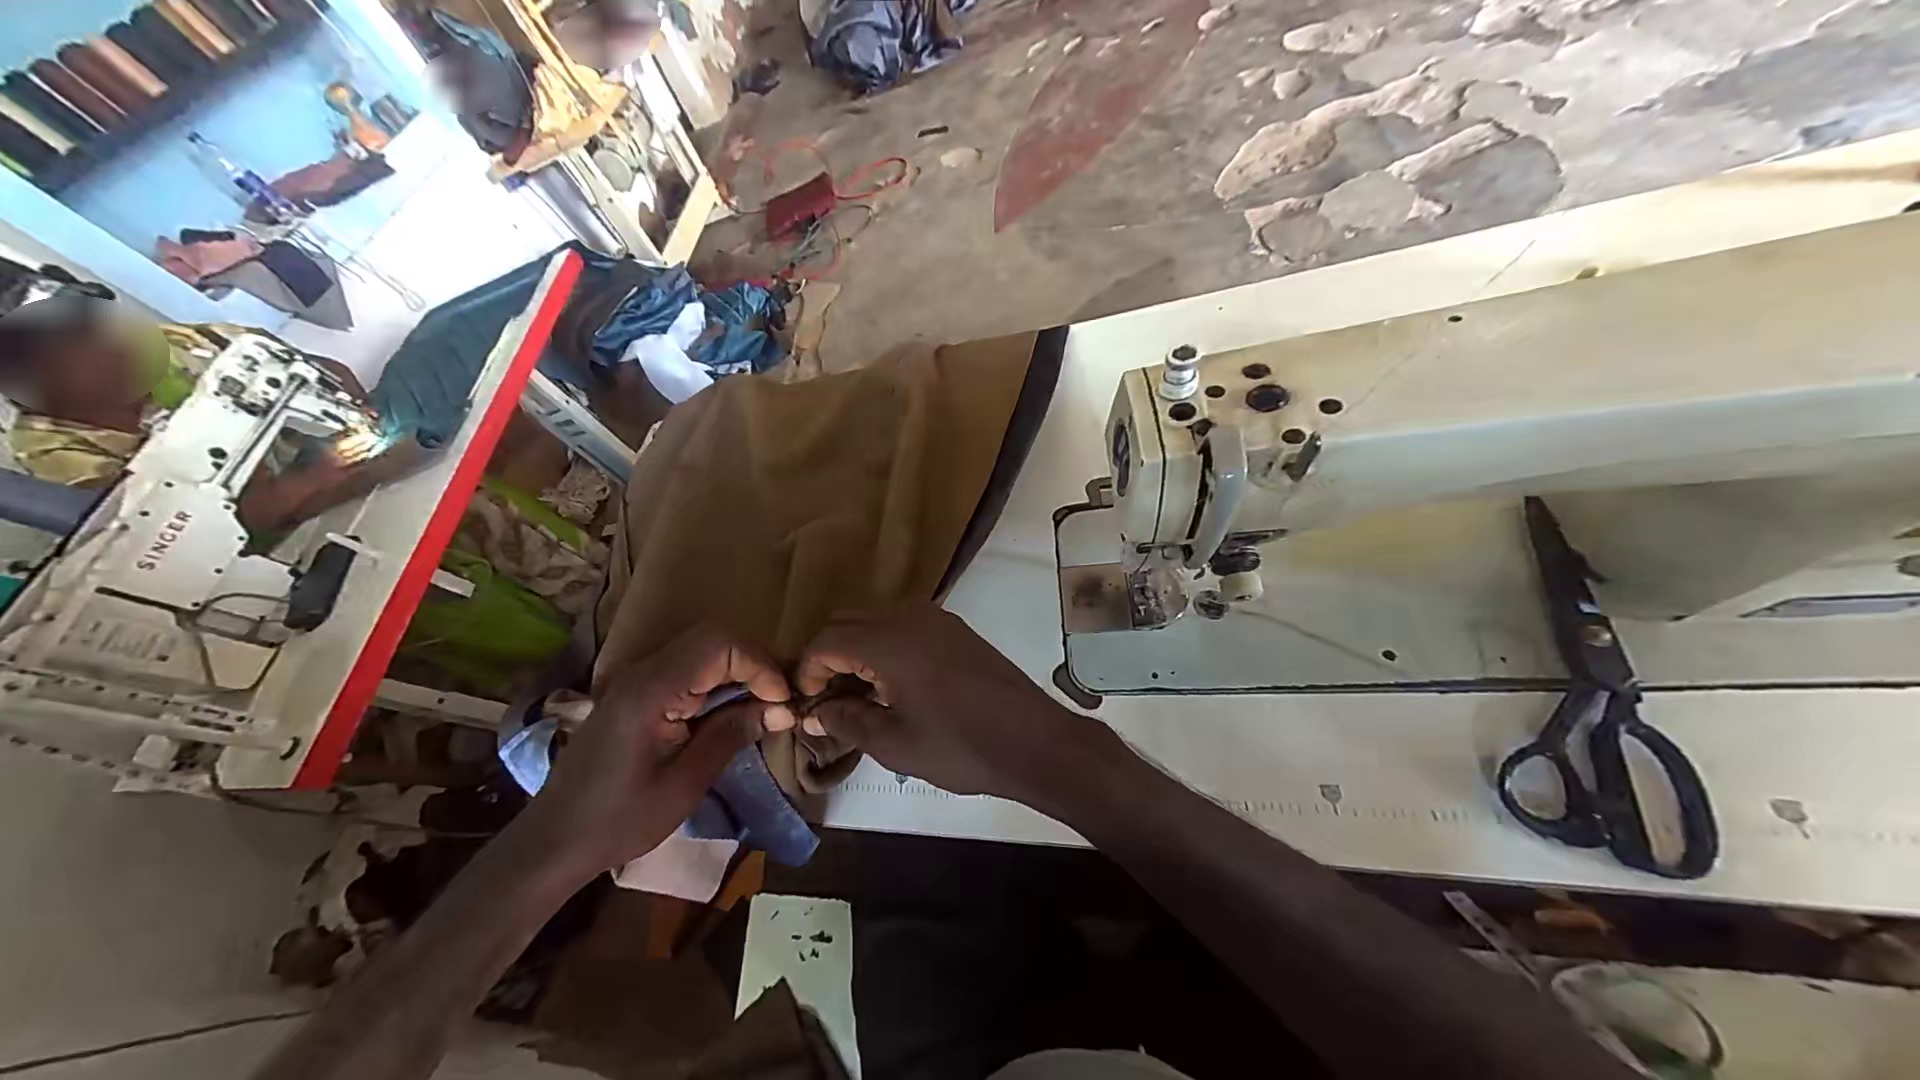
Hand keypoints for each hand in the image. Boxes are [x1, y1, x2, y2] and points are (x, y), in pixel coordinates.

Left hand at [526, 628, 796, 876]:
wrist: (554, 840)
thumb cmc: (620, 819)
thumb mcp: (685, 783)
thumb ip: (732, 734)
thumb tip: (783, 709)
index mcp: (651, 690)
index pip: (719, 645)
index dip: (760, 666)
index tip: (781, 703)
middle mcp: (642, 671)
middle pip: (712, 638)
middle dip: (753, 664)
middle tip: (775, 702)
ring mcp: (636, 678)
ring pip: (701, 648)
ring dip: (738, 670)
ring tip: (760, 706)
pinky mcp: (636, 691)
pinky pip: (687, 667)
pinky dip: (718, 680)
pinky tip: (729, 711)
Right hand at [796, 603, 1103, 802]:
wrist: (1033, 740)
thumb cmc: (960, 747)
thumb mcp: (895, 743)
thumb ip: (847, 721)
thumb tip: (815, 712)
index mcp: (889, 642)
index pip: (827, 640)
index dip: (807, 670)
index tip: (808, 703)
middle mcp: (909, 617)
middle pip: (848, 620)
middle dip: (828, 654)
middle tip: (827, 697)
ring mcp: (936, 618)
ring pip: (876, 617)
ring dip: (857, 646)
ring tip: (858, 692)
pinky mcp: (955, 628)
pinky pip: (904, 623)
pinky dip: (885, 643)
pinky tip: (892, 682)